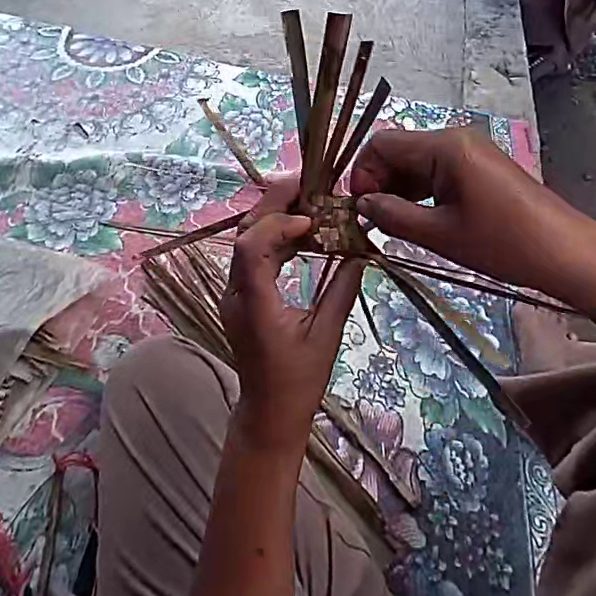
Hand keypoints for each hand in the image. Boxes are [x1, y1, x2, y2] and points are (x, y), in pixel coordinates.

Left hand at [221, 179, 360, 457]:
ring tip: (307, 199)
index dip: (277, 224)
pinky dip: (275, 235)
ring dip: (273, 215)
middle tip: (306, 183)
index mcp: (254, 305)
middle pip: (244, 233)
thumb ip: (341, 290)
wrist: (269, 412)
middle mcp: (236, 292)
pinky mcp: (241, 293)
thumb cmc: (298, 381)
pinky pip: (253, 253)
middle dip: (272, 203)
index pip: (250, 248)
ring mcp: (234, 292)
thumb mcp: (327, 336)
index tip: (310, 219)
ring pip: (245, 239)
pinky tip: (301, 230)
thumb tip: (360, 252)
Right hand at [349, 128, 582, 292]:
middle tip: (369, 220)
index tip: (357, 208)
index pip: (382, 143)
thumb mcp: (440, 234)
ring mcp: (469, 152)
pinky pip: (435, 171)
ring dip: (397, 189)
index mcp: (444, 146)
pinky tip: (416, 218)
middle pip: (397, 150)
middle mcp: (455, 139)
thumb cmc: (503, 243)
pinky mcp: (479, 167)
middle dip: (378, 182)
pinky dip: (419, 191)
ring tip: (390, 224)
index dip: (362, 173)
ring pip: (415, 162)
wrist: (566, 253)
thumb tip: (361, 204)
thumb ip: (393, 215)